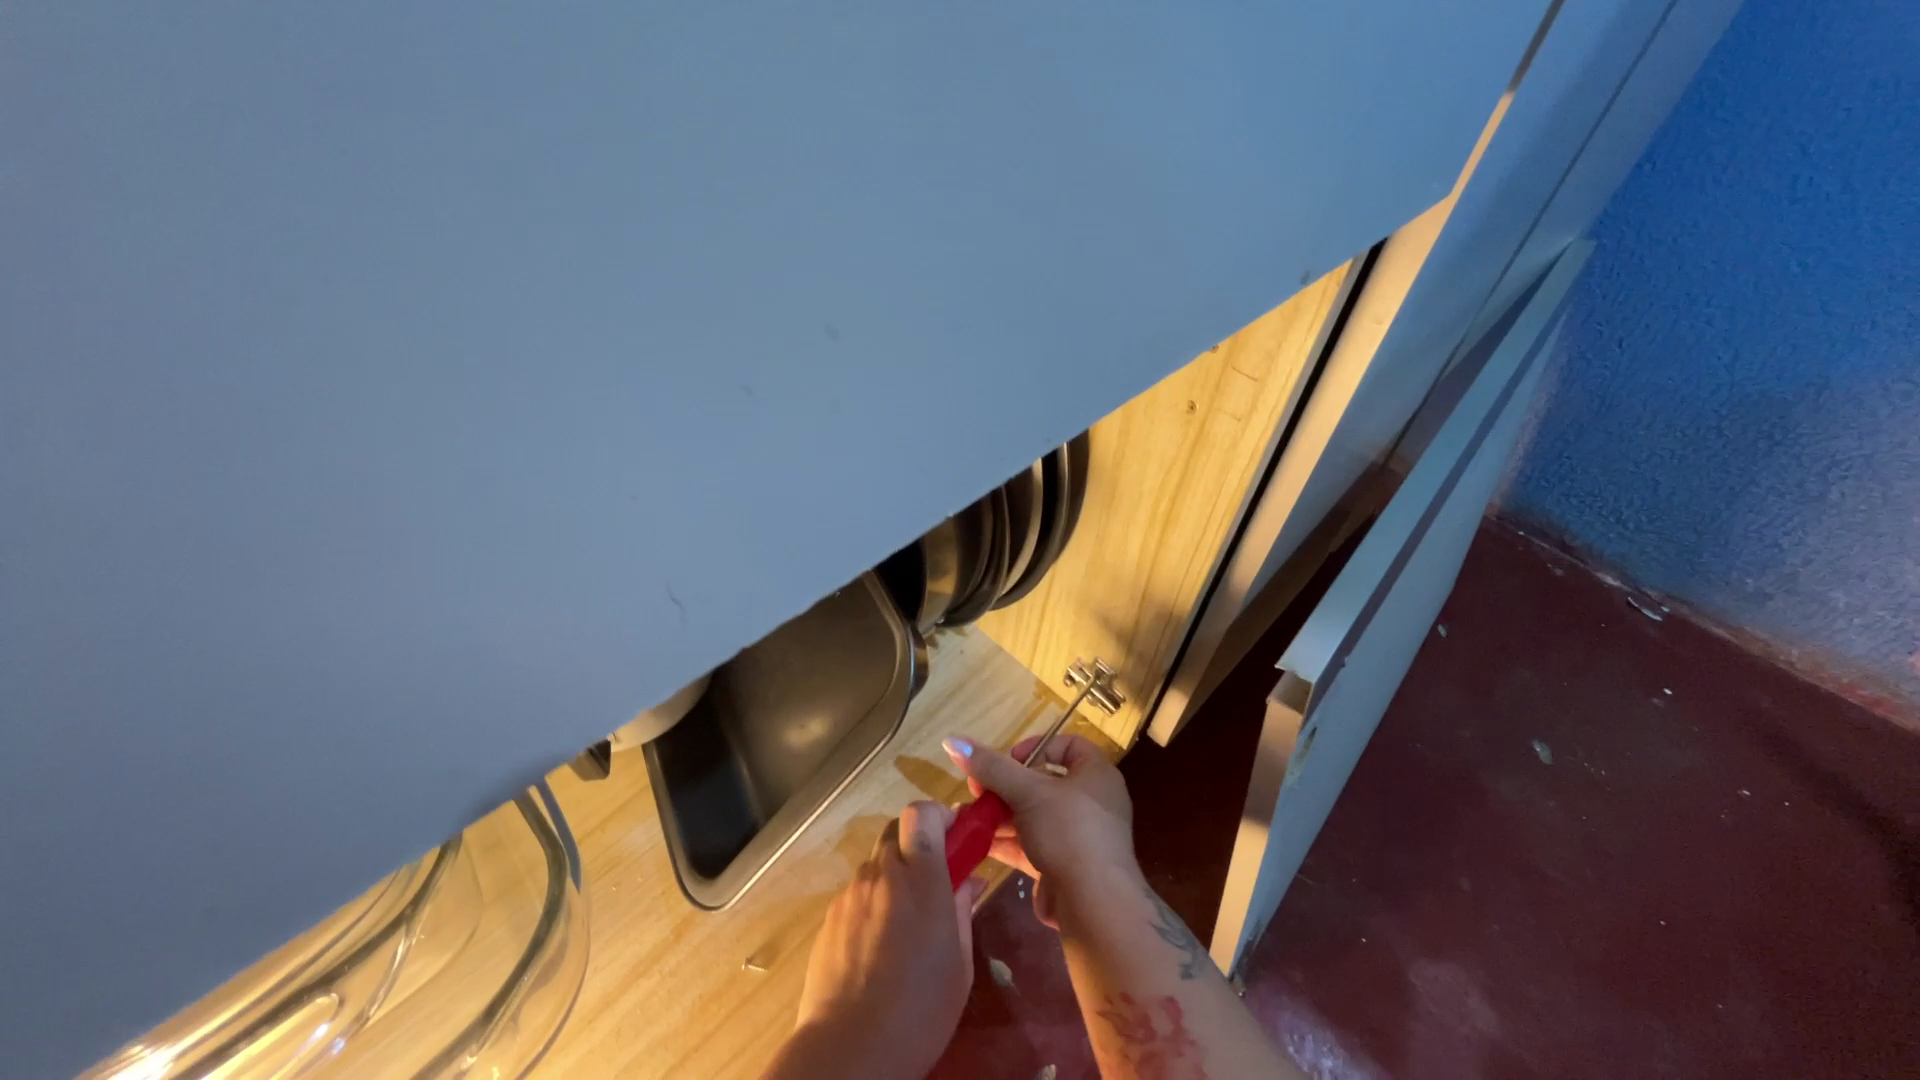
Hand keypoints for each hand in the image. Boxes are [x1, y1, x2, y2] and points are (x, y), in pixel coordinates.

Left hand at [768, 801, 988, 1079]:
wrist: (850, 1049)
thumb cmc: (920, 1009)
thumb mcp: (959, 962)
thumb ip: (961, 909)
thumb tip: (968, 880)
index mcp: (921, 879)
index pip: (922, 813)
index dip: (939, 815)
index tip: (955, 836)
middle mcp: (882, 874)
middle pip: (896, 830)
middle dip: (917, 841)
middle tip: (935, 877)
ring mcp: (850, 894)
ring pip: (876, 863)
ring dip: (895, 874)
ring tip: (907, 922)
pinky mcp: (830, 917)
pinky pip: (858, 893)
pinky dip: (873, 902)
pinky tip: (880, 944)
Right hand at [942, 733, 1138, 927]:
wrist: (1093, 903)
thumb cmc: (1068, 831)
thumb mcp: (1027, 792)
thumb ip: (991, 767)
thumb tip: (951, 740)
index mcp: (1095, 774)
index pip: (1068, 745)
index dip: (1036, 747)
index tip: (1008, 761)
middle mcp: (1090, 801)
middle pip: (1043, 782)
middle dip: (1005, 785)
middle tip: (975, 789)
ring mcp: (1077, 836)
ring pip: (1033, 815)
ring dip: (999, 814)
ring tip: (965, 815)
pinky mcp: (1062, 864)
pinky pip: (1030, 844)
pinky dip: (1005, 840)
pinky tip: (974, 840)